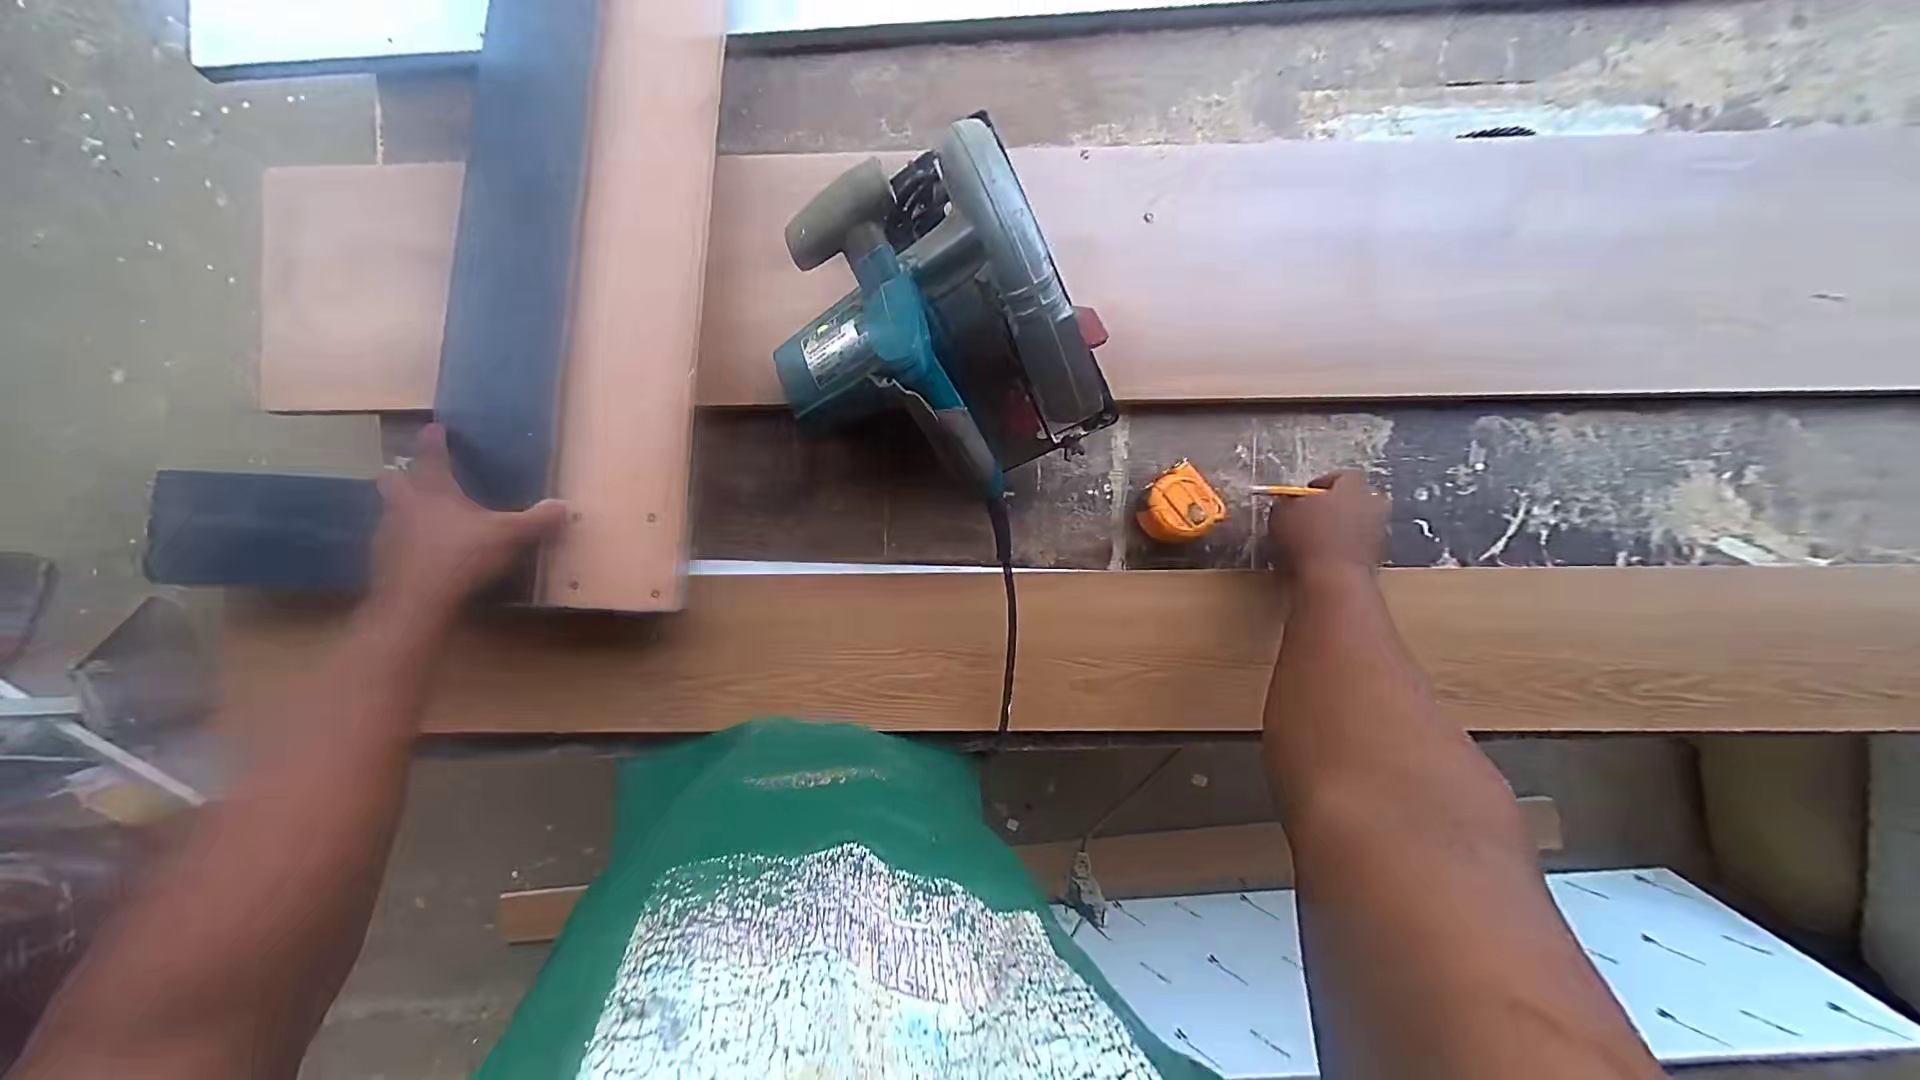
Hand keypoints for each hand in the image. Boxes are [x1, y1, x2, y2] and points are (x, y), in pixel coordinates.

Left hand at [369, 424, 566, 613]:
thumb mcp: (509, 536)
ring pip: (391, 511)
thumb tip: (563, 504)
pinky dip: (410, 541)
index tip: (435, 427)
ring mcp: (389, 534)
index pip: (432, 458)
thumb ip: (536, 520)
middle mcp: (404, 506)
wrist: (416, 601)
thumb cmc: (462, 556)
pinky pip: (396, 542)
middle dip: (403, 474)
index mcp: (433, 492)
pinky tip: (428, 552)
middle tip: (415, 475)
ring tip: (428, 517)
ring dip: (406, 510)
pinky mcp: (385, 561)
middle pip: (393, 480)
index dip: (434, 441)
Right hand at [1268, 470, 1388, 578]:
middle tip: (1313, 514)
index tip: (1304, 494)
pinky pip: (1359, 543)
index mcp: (1352, 488)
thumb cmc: (1306, 538)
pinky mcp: (1376, 555)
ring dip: (1342, 526)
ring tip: (1316, 537)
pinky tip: (1324, 554)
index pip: (1343, 475)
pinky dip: (1345, 546)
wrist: (1333, 578)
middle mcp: (1371, 505)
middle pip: (1356, 497)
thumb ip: (1286, 503)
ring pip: (1359, 521)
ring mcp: (1378, 531)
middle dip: (1337, 504)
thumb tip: (1286, 501)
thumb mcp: (1282, 514)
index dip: (1322, 483)